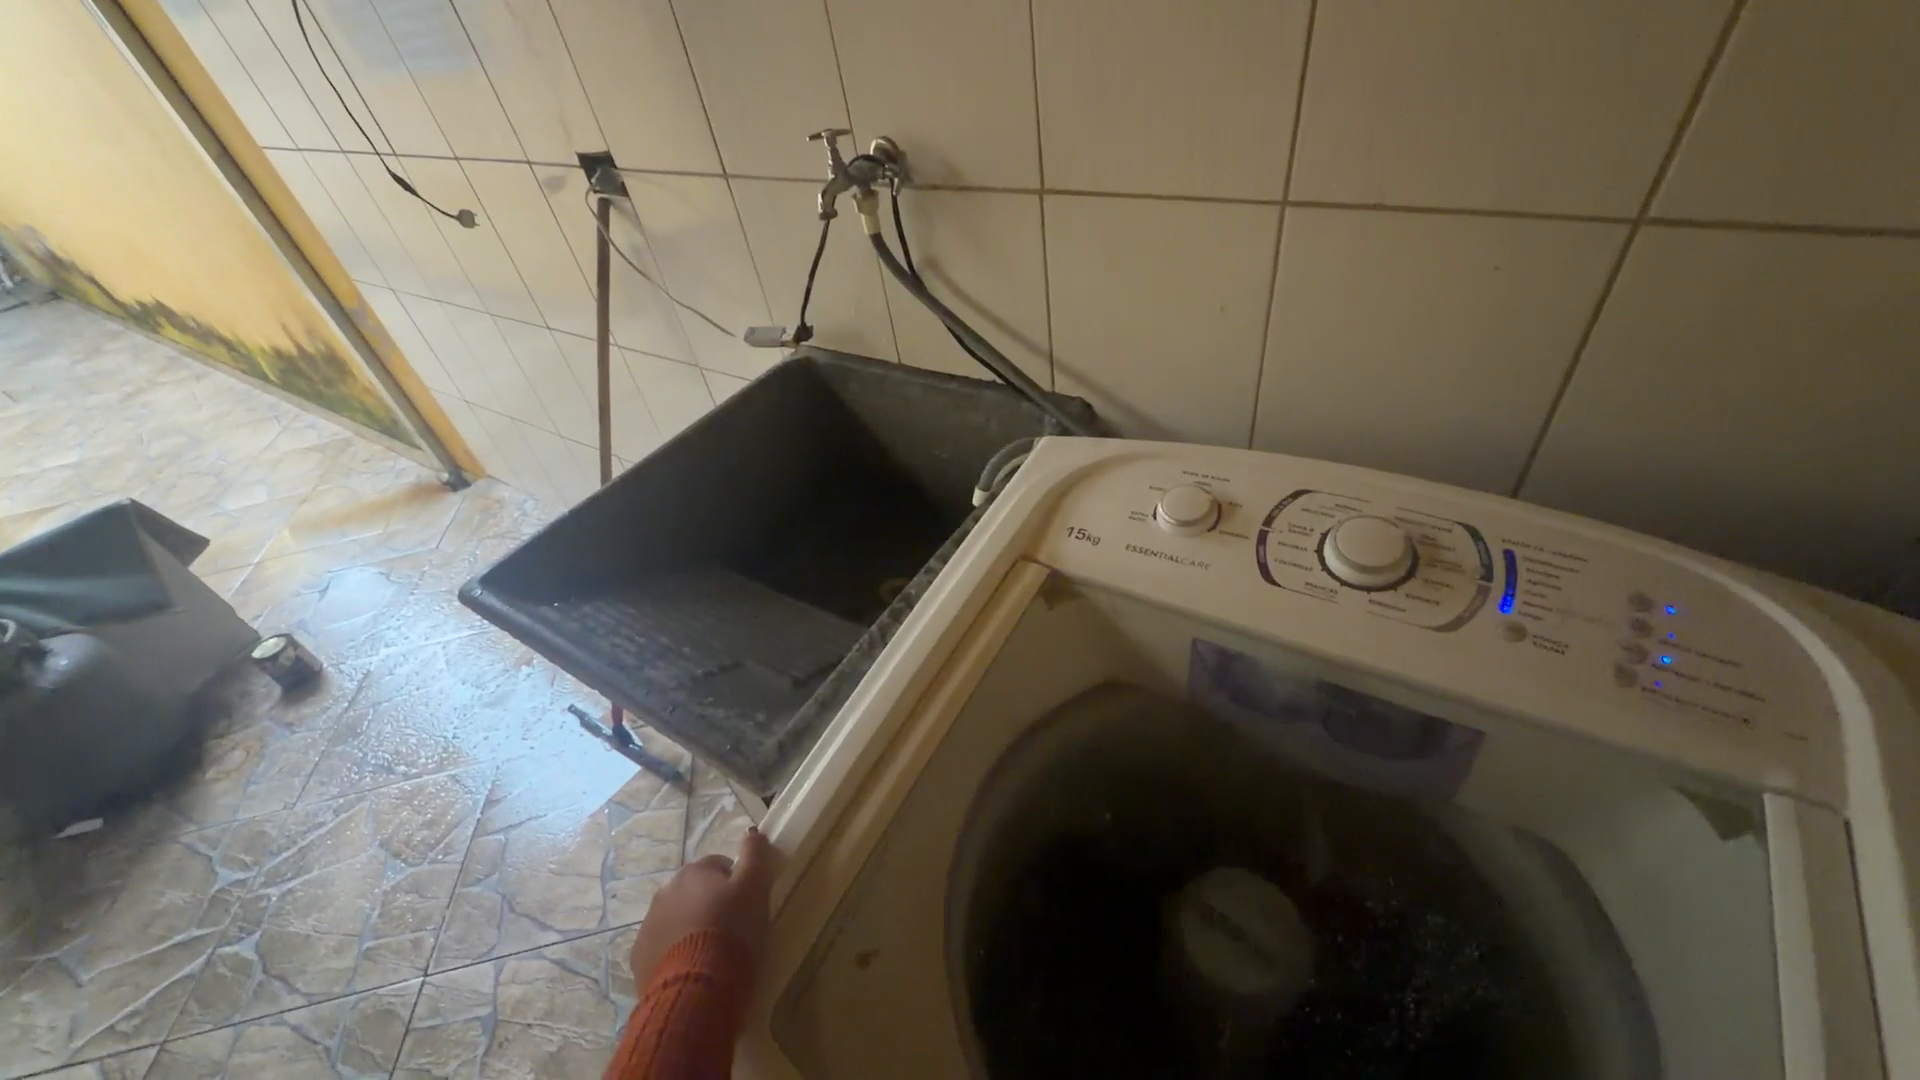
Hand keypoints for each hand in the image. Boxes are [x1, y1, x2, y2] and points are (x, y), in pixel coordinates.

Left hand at [628, 827, 779, 984]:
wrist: (697, 988)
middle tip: (732, 929)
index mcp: (693, 872)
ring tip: (713, 953)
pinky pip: (664, 947)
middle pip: (695, 892)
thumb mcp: (755, 888)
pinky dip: (677, 953)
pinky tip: (694, 969)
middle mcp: (665, 892)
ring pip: (677, 919)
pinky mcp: (639, 957)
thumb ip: (755, 855)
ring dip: (693, 928)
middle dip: (711, 904)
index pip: (719, 865)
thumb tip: (752, 832)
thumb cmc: (732, 931)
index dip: (737, 882)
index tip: (748, 905)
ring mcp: (648, 925)